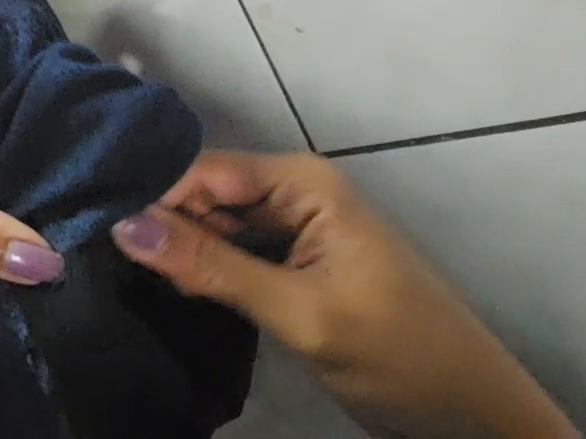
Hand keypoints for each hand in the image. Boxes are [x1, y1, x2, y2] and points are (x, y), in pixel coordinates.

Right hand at [110, 151, 575, 438]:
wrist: (482, 427)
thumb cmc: (402, 358)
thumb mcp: (301, 312)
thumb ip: (210, 265)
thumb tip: (121, 225)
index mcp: (301, 181)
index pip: (202, 172)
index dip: (154, 198)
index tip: (104, 230)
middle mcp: (291, 189)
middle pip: (204, 193)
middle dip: (165, 224)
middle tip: (116, 260)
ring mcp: (292, 224)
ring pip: (212, 222)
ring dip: (181, 248)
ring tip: (134, 271)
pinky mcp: (290, 258)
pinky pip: (229, 247)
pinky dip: (203, 266)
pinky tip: (173, 283)